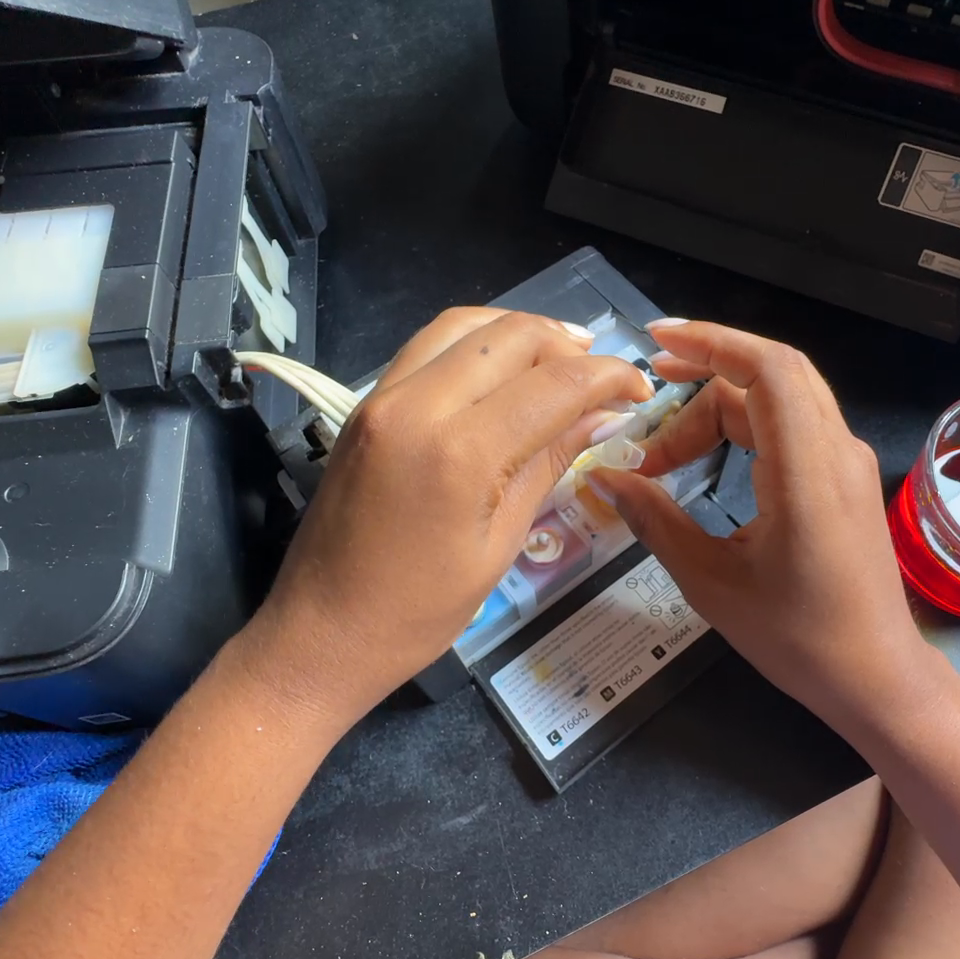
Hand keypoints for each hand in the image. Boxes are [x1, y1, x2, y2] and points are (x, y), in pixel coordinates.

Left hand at [236, 309, 653, 722]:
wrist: (319, 633)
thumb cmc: (419, 612)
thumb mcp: (500, 543)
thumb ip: (550, 464)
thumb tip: (605, 416)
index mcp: (459, 452)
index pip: (554, 384)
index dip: (609, 376)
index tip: (640, 389)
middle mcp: (416, 404)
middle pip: (511, 335)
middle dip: (570, 345)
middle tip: (603, 376)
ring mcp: (382, 397)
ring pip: (465, 324)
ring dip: (521, 331)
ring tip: (561, 358)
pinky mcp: (365, 403)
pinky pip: (429, 345)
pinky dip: (475, 341)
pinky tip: (502, 368)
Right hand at [586, 321, 948, 731]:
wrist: (874, 677)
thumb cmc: (796, 637)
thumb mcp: (710, 581)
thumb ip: (654, 518)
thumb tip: (605, 476)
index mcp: (806, 471)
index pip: (768, 369)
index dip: (712, 342)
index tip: (655, 343)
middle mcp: (835, 451)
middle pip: (768, 375)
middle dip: (704, 370)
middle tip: (648, 390)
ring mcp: (844, 462)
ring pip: (778, 398)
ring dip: (719, 404)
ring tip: (664, 444)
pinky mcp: (842, 478)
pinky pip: (790, 424)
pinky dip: (743, 424)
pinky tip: (707, 454)